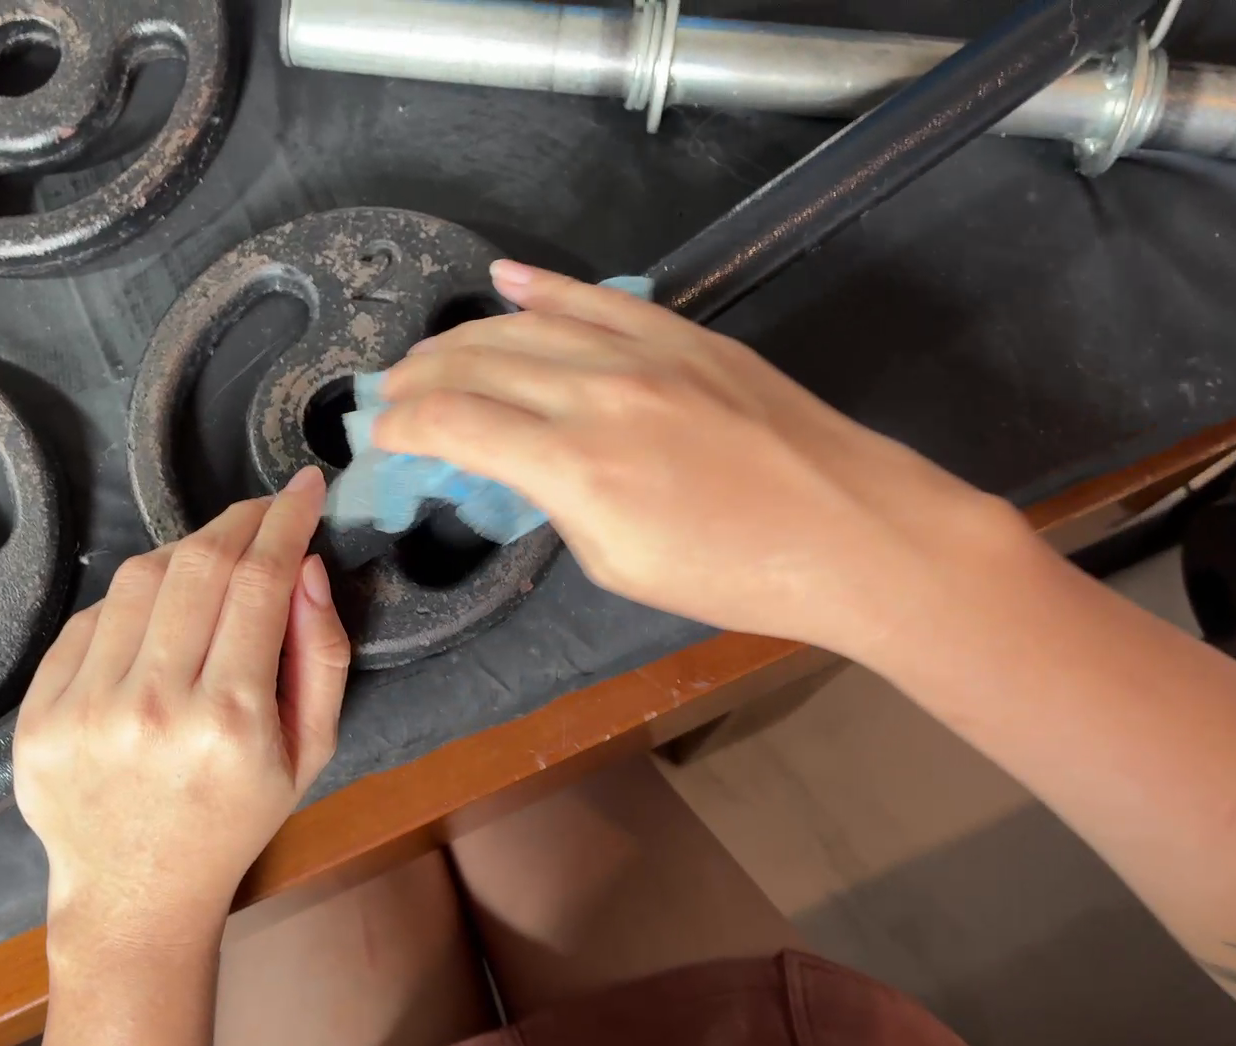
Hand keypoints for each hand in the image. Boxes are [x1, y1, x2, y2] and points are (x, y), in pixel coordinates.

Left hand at [12, 467, 350, 952]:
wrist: (137, 892)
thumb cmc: (237, 819)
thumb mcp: (310, 751)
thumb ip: (322, 655)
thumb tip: (307, 566)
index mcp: (231, 720)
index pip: (259, 581)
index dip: (286, 520)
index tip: (306, 486)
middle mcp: (153, 705)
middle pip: (199, 565)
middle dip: (240, 519)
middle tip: (265, 509)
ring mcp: (85, 706)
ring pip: (141, 577)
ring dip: (188, 550)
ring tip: (216, 561)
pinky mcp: (39, 709)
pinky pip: (94, 614)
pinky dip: (137, 595)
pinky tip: (161, 613)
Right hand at [373, 261, 1030, 658]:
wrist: (853, 534)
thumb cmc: (730, 576)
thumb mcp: (613, 562)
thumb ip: (554, 501)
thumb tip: (521, 461)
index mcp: (575, 467)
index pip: (454, 425)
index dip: (404, 427)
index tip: (381, 436)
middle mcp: (597, 393)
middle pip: (476, 364)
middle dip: (418, 379)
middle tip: (389, 394)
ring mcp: (643, 351)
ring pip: (523, 325)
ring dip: (460, 337)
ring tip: (427, 354)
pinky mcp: (682, 333)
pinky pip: (595, 297)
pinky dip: (541, 286)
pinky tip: (500, 279)